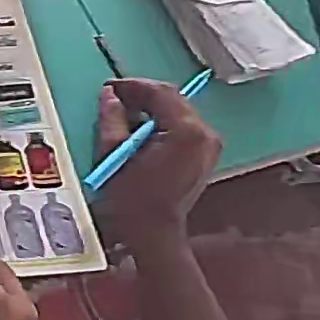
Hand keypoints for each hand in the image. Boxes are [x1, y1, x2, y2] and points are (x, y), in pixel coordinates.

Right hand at [95, 78, 222, 244]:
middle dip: (142, 95)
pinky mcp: (205, 154)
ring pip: (178, 111)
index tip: (109, 87)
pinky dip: (161, 121)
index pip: (161, 93)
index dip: (133, 86)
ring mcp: (209, 145)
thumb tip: (110, 95)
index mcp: (185, 132)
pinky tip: (140, 129)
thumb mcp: (115, 154)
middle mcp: (205, 133)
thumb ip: (112, 119)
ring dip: (151, 107)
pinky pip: (182, 126)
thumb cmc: (132, 198)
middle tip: (114, 97)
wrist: (154, 233)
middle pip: (173, 99)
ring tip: (123, 112)